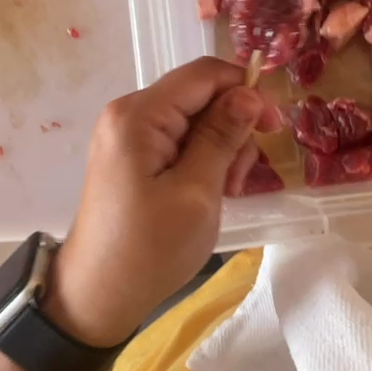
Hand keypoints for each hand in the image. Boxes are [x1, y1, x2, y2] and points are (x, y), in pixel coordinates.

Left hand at [46, 58, 282, 347]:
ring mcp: (127, 135)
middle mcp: (129, 113)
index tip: (274, 128)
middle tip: (239, 179)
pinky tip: (208, 192)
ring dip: (220, 148)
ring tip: (225, 193)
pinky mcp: (132, 156)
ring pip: (194, 119)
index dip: (246, 90)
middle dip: (232, 128)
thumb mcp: (197, 193)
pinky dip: (202, 160)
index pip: (205, 74)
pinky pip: (178, 140)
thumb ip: (222, 137)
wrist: (97, 296)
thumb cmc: (149, 249)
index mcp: (139, 115)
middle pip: (200, 95)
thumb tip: (249, 93)